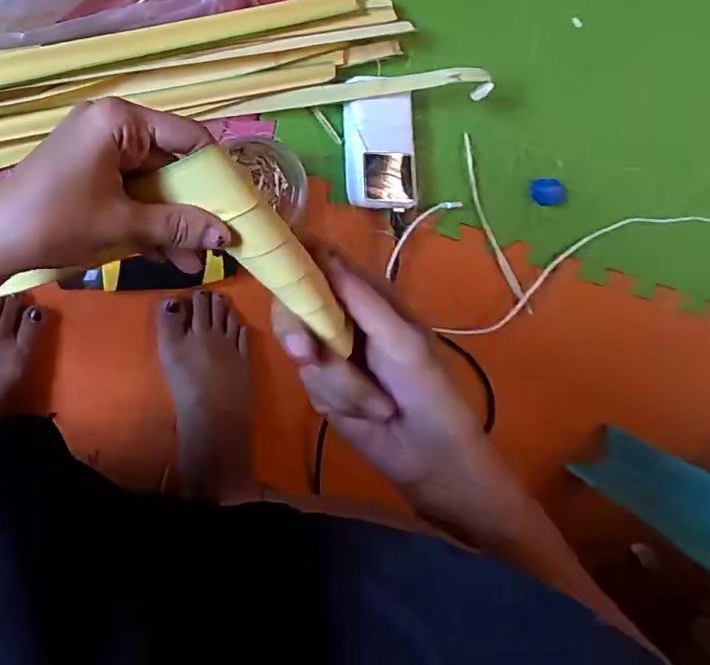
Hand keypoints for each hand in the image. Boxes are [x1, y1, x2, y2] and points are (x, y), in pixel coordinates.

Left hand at [0, 98, 232, 281]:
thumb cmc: (57, 221)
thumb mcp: (123, 224)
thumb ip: (178, 225)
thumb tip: (228, 236)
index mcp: (120, 120)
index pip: (188, 136)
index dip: (216, 172)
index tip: (238, 205)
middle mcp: (110, 124)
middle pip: (169, 160)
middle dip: (191, 205)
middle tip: (217, 241)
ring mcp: (96, 147)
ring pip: (149, 181)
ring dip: (169, 219)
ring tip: (192, 262)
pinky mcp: (86, 170)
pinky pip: (127, 189)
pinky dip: (143, 217)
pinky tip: (165, 254)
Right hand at [273, 245, 525, 532]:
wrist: (433, 459)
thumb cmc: (430, 390)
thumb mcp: (401, 339)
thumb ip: (360, 298)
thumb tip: (322, 251)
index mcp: (364, 294)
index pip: (319, 261)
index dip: (293, 257)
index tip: (276, 266)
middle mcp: (339, 315)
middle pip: (291, 303)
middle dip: (299, 332)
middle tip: (308, 354)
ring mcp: (327, 349)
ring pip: (297, 346)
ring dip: (336, 380)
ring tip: (374, 403)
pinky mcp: (320, 382)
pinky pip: (306, 380)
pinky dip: (336, 398)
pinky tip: (363, 412)